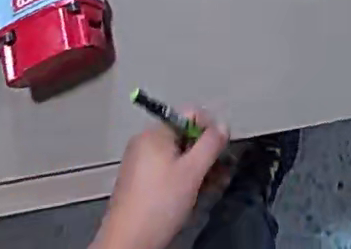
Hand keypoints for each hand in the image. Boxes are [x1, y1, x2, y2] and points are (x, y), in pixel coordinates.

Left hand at [91, 110, 228, 248]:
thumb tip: (223, 125)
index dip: (210, 128)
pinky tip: (194, 194)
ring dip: (197, 167)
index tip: (224, 151)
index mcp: (156, 132)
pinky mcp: (138, 181)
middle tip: (223, 173)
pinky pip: (166, 169)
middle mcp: (146, 140)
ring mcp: (140, 161)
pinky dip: (182, 177)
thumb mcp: (191, 173)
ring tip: (214, 187)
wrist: (126, 243)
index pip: (190, 114)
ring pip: (177, 155)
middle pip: (184, 136)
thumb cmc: (161, 203)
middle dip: (206, 152)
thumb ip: (210, 145)